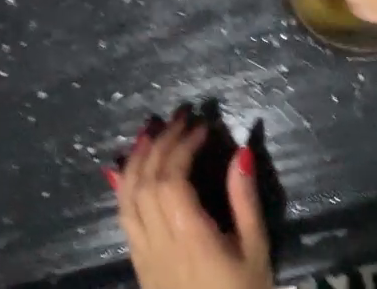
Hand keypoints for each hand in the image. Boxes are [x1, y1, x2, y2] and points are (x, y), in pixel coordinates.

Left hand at [113, 114, 270, 288]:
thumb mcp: (255, 247)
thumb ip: (245, 198)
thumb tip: (242, 150)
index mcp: (188, 235)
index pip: (171, 179)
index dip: (183, 145)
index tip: (203, 125)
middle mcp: (158, 241)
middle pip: (146, 183)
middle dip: (160, 142)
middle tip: (180, 115)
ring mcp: (143, 253)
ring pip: (127, 198)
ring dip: (136, 159)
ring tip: (149, 130)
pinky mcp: (139, 262)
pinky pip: (123, 218)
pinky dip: (122, 187)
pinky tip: (122, 169)